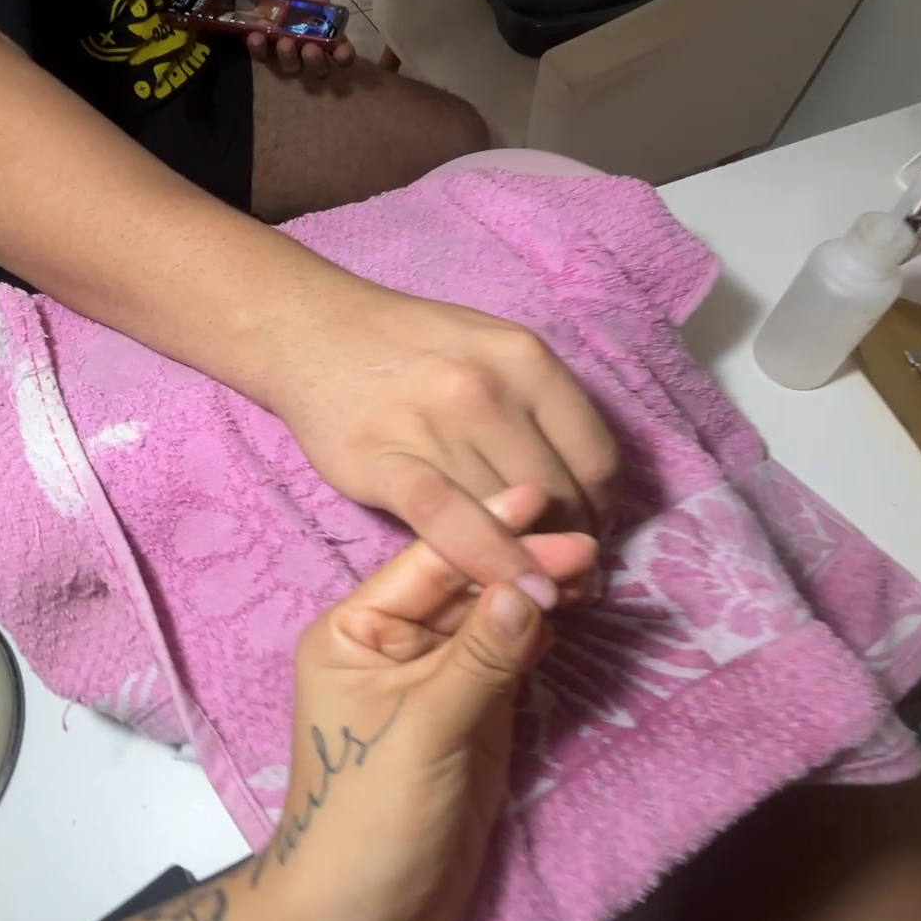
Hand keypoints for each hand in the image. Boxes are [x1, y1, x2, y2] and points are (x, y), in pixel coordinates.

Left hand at [219, 0, 358, 76]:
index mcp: (325, 28)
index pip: (340, 51)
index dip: (344, 56)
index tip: (341, 52)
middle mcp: (307, 43)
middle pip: (318, 68)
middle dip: (316, 63)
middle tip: (310, 49)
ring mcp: (284, 48)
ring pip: (292, 67)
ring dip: (290, 58)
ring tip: (285, 42)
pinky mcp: (261, 46)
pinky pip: (262, 56)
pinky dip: (260, 49)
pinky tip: (257, 37)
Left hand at [254, 484, 597, 920]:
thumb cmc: (368, 819)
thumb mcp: (423, 731)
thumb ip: (478, 657)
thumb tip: (531, 586)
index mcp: (357, 629)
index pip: (428, 564)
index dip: (485, 534)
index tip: (542, 505)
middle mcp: (395, 639)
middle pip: (465, 586)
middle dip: (520, 565)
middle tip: (587, 546)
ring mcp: (435, 673)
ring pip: (491, 619)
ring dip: (536, 595)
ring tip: (589, 570)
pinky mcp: (470, 707)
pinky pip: (507, 656)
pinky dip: (538, 635)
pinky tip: (567, 613)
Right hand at [265, 289, 619, 605]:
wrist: (316, 330)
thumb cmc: (411, 344)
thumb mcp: (491, 348)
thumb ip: (537, 405)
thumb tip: (580, 482)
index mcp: (527, 359)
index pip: (596, 457)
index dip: (604, 511)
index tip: (591, 533)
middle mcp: (490, 389)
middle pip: (560, 494)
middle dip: (572, 544)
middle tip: (565, 569)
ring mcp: (437, 425)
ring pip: (511, 515)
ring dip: (535, 560)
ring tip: (539, 581)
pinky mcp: (388, 463)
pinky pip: (451, 524)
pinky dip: (491, 562)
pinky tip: (518, 589)